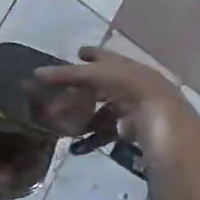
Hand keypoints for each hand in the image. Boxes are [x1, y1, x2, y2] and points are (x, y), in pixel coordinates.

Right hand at [36, 46, 187, 144]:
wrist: (162, 123)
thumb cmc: (131, 91)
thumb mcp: (98, 76)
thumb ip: (68, 74)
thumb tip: (37, 73)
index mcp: (126, 68)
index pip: (104, 59)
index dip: (90, 55)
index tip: (76, 52)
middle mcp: (131, 86)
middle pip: (100, 88)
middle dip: (77, 94)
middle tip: (54, 101)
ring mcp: (132, 110)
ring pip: (101, 112)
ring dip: (81, 119)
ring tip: (61, 127)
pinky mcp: (131, 133)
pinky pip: (108, 133)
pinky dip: (92, 139)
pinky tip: (78, 147)